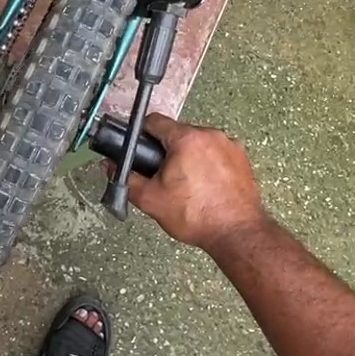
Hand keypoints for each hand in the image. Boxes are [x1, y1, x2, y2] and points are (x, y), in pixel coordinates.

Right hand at [125, 114, 269, 254]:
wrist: (236, 234)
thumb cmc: (199, 216)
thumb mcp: (150, 199)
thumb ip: (126, 179)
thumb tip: (112, 168)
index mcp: (187, 139)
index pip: (155, 121)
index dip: (142, 133)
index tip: (140, 145)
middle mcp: (210, 136)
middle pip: (178, 133)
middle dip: (167, 151)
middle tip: (162, 175)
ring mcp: (229, 146)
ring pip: (198, 144)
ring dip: (189, 157)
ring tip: (185, 185)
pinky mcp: (242, 160)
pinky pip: (217, 154)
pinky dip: (208, 165)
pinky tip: (204, 187)